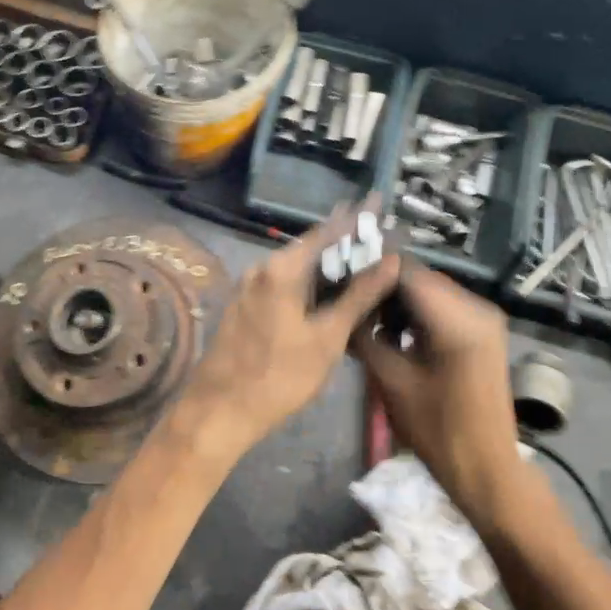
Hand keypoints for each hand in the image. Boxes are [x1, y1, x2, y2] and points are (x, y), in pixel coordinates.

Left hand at [171, 206, 399, 462]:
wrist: (220, 410)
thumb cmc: (279, 376)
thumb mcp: (327, 338)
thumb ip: (358, 296)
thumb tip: (390, 259)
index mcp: (281, 269)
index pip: (326, 231)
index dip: (355, 218)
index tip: (377, 200)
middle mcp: (261, 269)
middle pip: (310, 247)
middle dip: (345, 242)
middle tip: (380, 236)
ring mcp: (250, 289)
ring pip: (297, 268)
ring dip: (329, 266)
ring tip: (365, 262)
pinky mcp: (246, 307)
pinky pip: (285, 285)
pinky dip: (311, 284)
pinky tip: (332, 293)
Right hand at [352, 264, 525, 521]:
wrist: (484, 468)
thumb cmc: (436, 429)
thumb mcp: (390, 380)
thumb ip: (365, 335)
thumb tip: (343, 305)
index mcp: (460, 320)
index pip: (406, 272)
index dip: (369, 273)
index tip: (339, 283)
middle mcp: (478, 309)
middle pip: (419, 279)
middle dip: (382, 287)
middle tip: (347, 303)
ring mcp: (484, 320)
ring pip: (429, 292)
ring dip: (396, 302)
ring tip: (364, 320)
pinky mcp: (482, 333)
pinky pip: (441, 308)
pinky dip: (414, 314)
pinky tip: (391, 333)